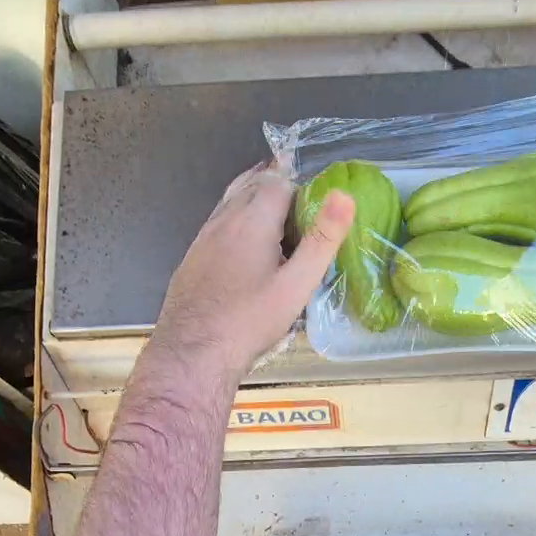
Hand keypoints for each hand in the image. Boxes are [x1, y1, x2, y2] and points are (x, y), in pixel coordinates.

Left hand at [149, 164, 352, 381]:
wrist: (194, 353)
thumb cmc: (251, 320)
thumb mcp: (296, 284)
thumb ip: (321, 240)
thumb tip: (344, 195)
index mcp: (252, 220)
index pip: (279, 183)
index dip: (301, 190)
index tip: (317, 208)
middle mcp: (223, 220)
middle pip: (251, 186)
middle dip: (277, 189)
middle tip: (300, 207)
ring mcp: (202, 239)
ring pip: (231, 204)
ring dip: (254, 204)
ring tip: (277, 223)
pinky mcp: (192, 259)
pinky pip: (217, 227)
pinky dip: (236, 226)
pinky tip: (246, 251)